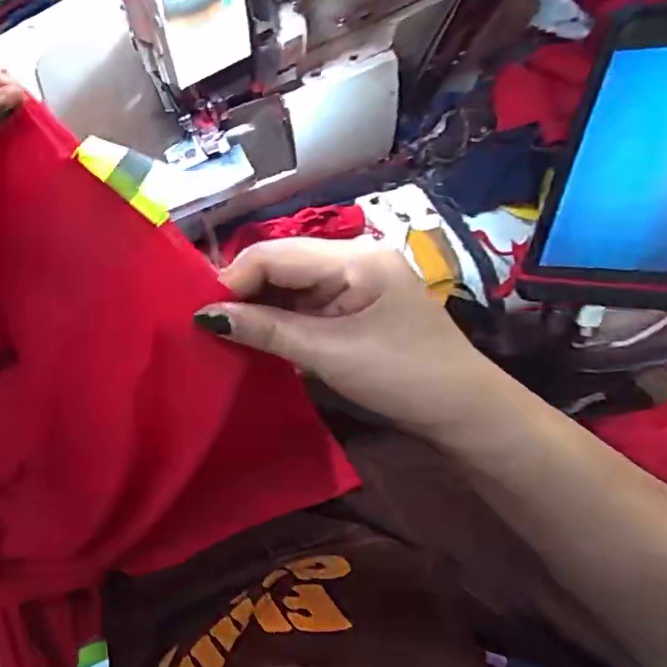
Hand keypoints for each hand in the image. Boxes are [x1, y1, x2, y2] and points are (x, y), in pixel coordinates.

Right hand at [195, 238, 503, 436]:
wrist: (466, 412)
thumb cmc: (404, 377)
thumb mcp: (329, 354)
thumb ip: (265, 330)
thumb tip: (205, 317)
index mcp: (354, 258)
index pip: (272, 254)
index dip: (231, 280)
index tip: (200, 314)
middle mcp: (349, 257)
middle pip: (274, 262)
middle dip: (238, 291)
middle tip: (205, 323)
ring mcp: (347, 278)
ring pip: (280, 281)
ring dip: (251, 305)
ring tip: (221, 330)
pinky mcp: (345, 301)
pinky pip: (294, 299)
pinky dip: (269, 316)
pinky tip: (250, 332)